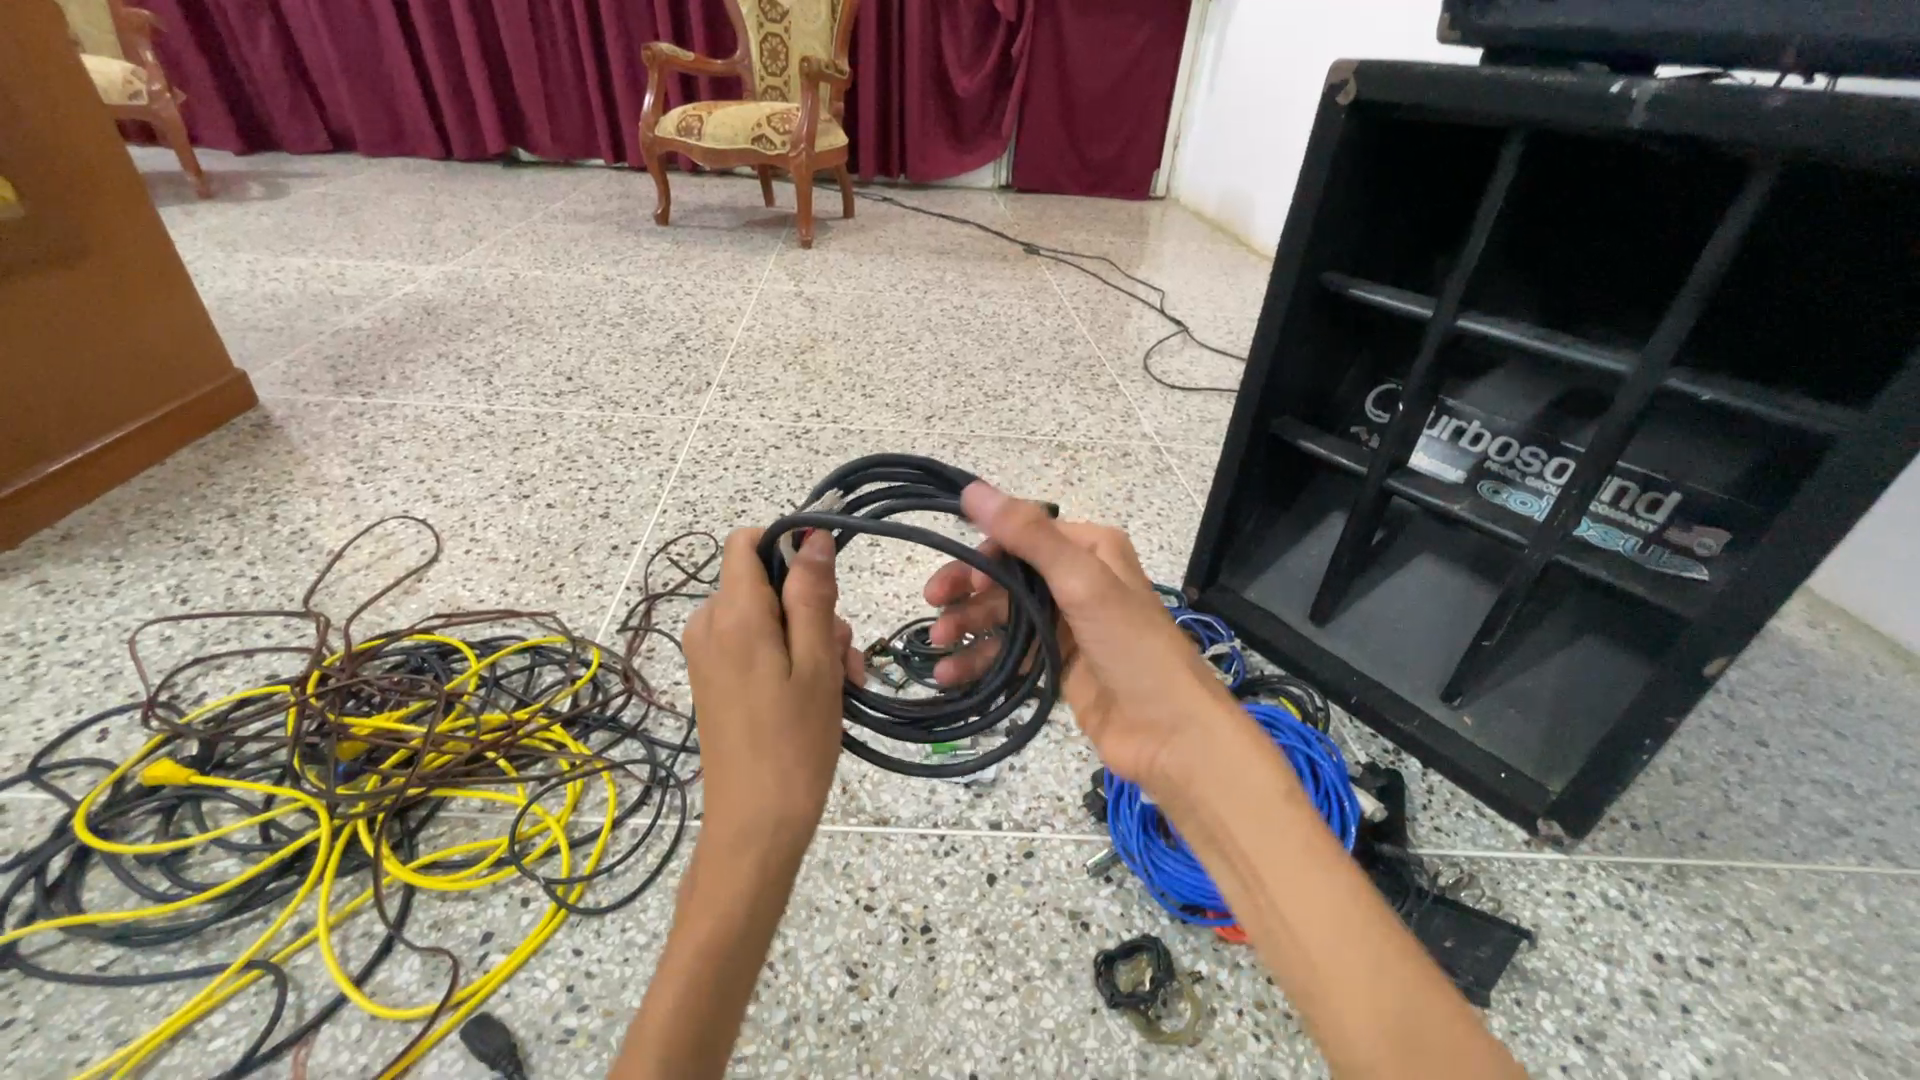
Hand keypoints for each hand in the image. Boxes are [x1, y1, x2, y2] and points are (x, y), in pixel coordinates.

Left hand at [683, 528, 861, 847]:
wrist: (755, 825)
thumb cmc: (794, 743)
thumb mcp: (817, 663)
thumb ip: (812, 595)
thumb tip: (810, 536)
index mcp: (732, 614)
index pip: (746, 541)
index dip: (789, 546)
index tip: (827, 583)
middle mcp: (708, 625)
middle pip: (764, 582)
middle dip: (812, 606)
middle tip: (847, 657)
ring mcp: (707, 655)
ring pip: (767, 616)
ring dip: (810, 637)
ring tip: (841, 684)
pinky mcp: (714, 680)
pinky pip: (754, 645)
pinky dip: (789, 657)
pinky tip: (817, 694)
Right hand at [923, 483, 1243, 792]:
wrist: (1170, 732)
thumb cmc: (1131, 648)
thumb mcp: (1082, 582)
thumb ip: (1029, 536)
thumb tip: (973, 489)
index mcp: (1090, 549)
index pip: (1023, 535)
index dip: (985, 552)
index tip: (956, 578)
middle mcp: (1077, 580)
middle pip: (1008, 575)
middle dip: (968, 591)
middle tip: (933, 608)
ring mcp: (1066, 624)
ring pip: (1004, 616)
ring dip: (968, 628)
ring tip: (937, 649)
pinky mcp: (1057, 664)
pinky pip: (1010, 652)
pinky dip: (980, 661)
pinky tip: (951, 676)